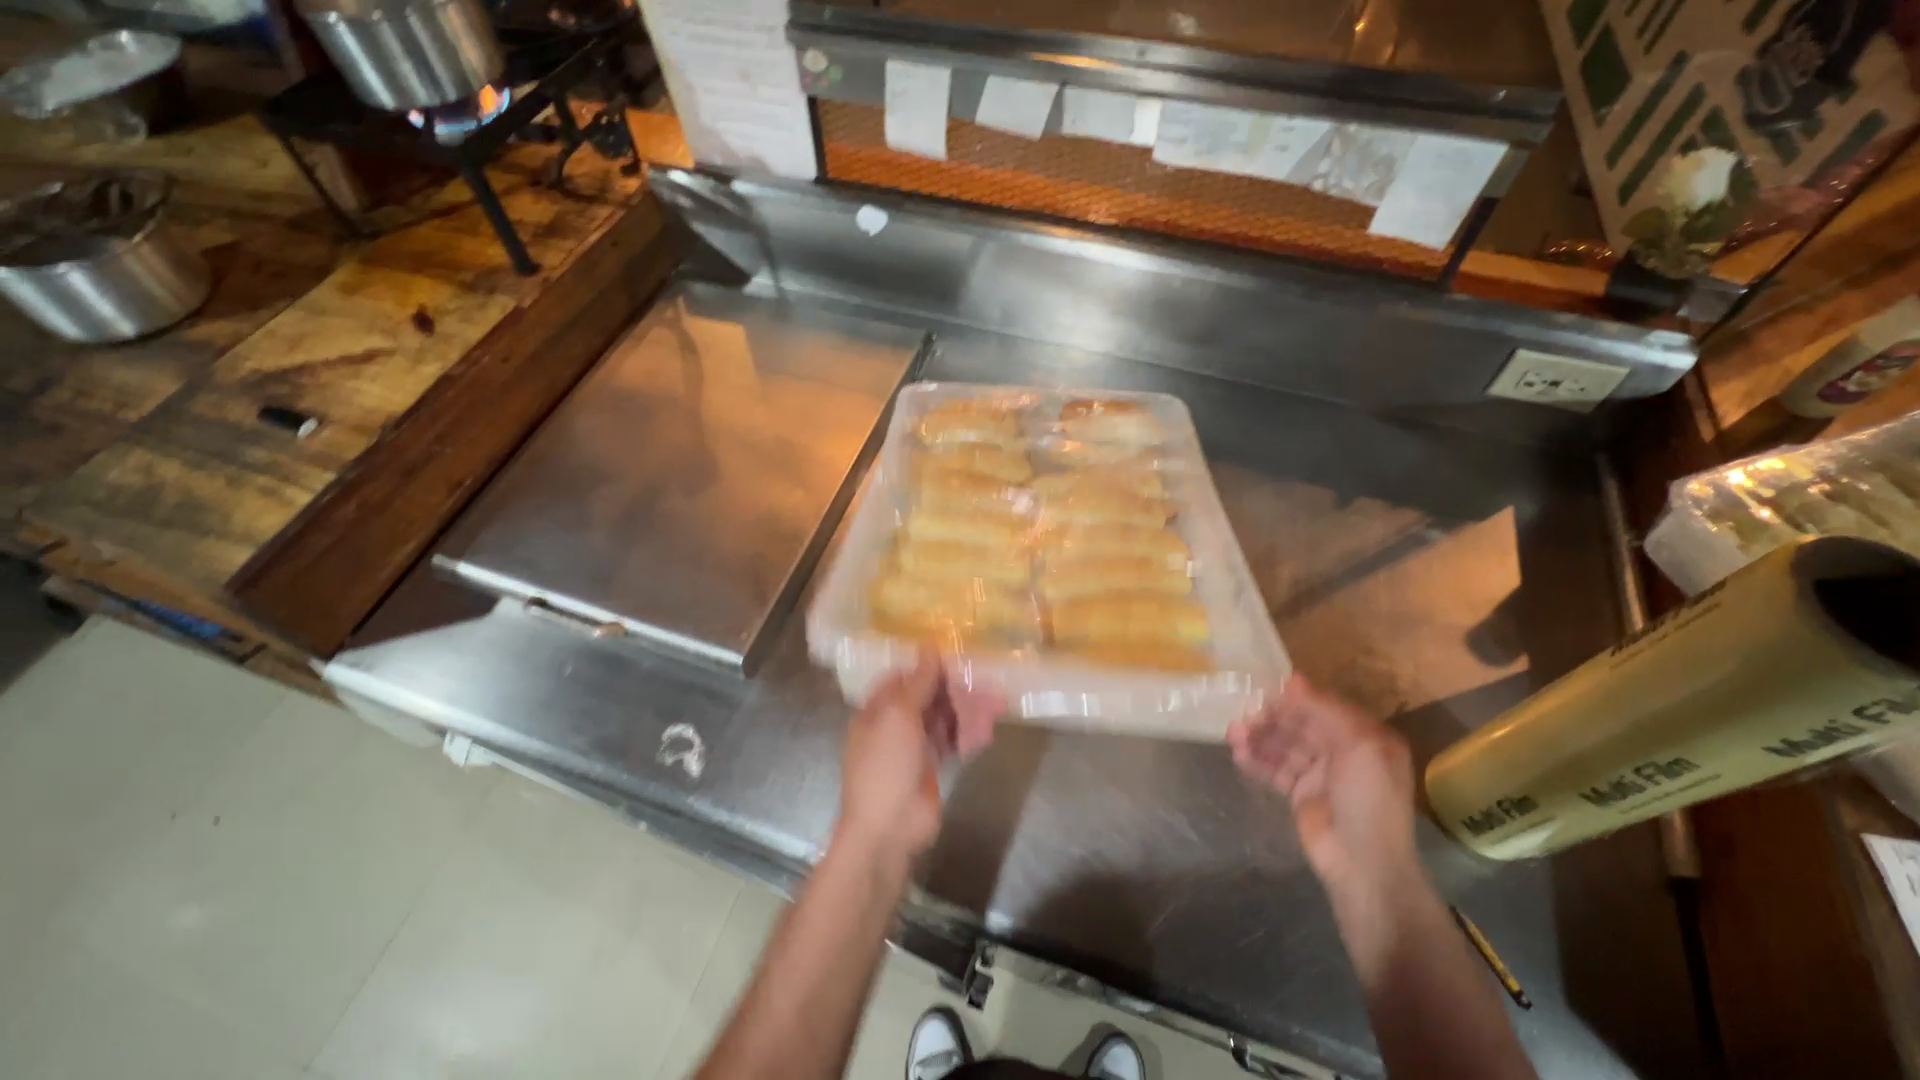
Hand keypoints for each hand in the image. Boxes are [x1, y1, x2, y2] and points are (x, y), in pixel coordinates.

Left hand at [838, 652, 1000, 859]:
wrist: (888, 828)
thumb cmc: (886, 766)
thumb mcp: (898, 716)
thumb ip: (917, 683)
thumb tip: (928, 647)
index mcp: (877, 709)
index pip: (903, 678)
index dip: (928, 666)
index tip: (958, 655)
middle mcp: (893, 725)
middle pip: (927, 698)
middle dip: (955, 690)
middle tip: (986, 682)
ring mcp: (912, 748)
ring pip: (942, 720)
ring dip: (966, 712)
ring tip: (996, 705)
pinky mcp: (931, 767)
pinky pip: (951, 742)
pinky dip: (967, 735)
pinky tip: (986, 730)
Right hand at [1228, 675, 1417, 897]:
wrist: (1363, 864)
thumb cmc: (1368, 801)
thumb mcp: (1358, 748)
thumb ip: (1325, 712)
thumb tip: (1293, 681)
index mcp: (1366, 737)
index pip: (1325, 709)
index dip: (1296, 701)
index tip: (1266, 694)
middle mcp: (1344, 751)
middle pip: (1301, 726)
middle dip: (1272, 720)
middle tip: (1244, 717)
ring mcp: (1320, 774)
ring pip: (1285, 747)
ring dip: (1260, 739)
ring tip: (1233, 735)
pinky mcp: (1300, 795)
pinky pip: (1275, 770)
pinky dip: (1257, 762)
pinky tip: (1239, 755)